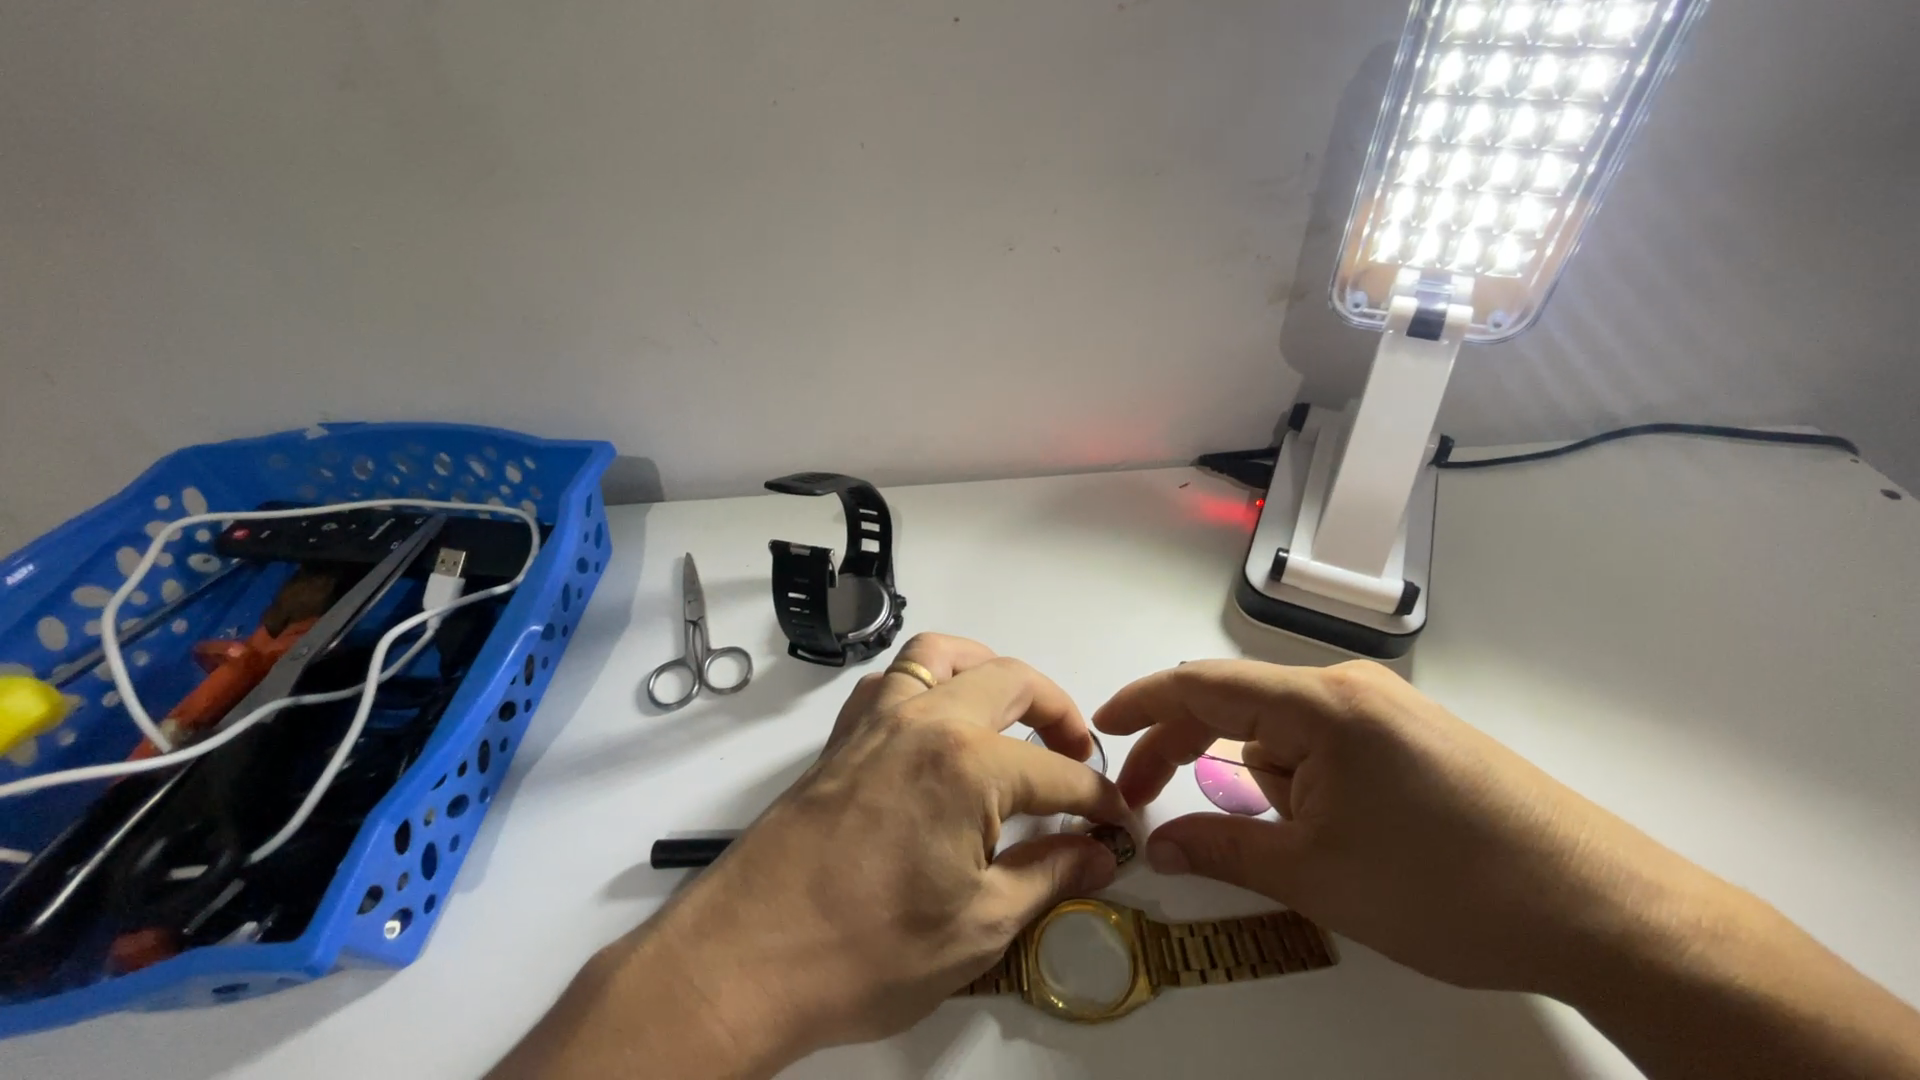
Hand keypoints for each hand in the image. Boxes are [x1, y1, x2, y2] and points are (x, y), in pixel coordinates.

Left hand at [612, 634, 1128, 1073]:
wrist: (744, 959)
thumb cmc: (866, 954)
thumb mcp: (977, 928)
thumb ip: (1047, 878)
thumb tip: (1098, 855)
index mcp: (969, 764)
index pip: (1058, 773)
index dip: (1098, 799)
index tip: (1117, 821)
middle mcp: (925, 719)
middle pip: (1012, 682)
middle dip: (1059, 713)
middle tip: (1077, 756)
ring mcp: (876, 719)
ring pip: (945, 655)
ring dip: (990, 671)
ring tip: (1013, 713)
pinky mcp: (841, 734)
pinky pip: (894, 679)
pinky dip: (930, 680)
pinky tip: (939, 724)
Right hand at [1094, 659, 1718, 995]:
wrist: (1612, 915)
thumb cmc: (1449, 889)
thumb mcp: (1316, 876)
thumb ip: (1222, 850)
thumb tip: (1155, 846)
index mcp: (1322, 704)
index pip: (1203, 685)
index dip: (1141, 704)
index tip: (1098, 726)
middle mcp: (1352, 690)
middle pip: (1239, 707)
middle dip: (1187, 754)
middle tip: (1145, 804)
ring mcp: (1391, 714)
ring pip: (1286, 738)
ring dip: (1264, 788)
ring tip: (1307, 853)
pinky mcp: (1418, 741)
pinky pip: (1330, 750)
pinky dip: (1305, 788)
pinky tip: (1344, 841)